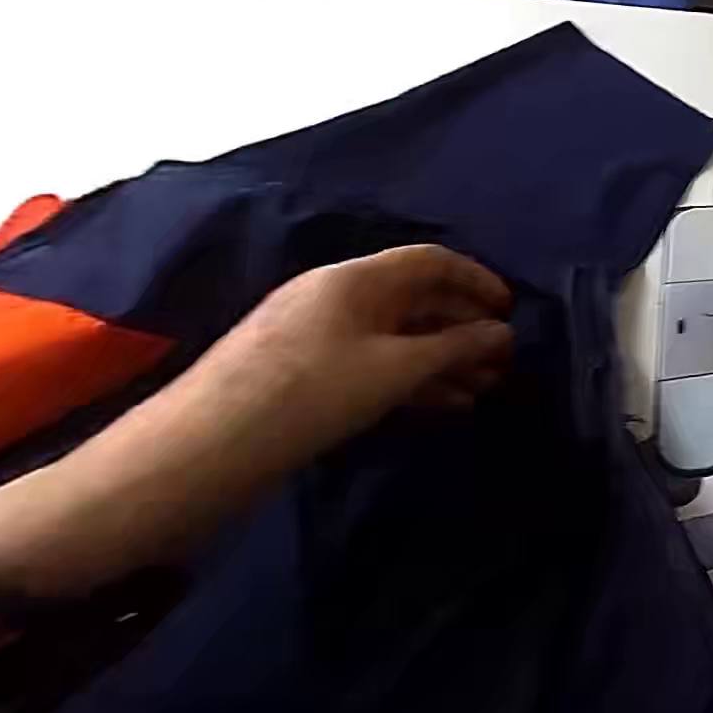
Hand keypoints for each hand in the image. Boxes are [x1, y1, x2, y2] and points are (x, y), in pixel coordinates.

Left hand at [0, 246, 513, 599]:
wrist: (201, 451)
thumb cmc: (311, 393)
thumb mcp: (395, 368)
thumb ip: (457, 347)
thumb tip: (504, 333)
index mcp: (357, 279)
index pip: (431, 261)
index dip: (477, 280)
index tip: (511, 311)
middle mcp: (340, 296)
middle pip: (418, 299)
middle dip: (466, 327)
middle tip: (503, 360)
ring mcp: (322, 335)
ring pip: (400, 336)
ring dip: (445, 358)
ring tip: (484, 388)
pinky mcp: (310, 372)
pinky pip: (377, 362)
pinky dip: (414, 378)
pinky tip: (445, 403)